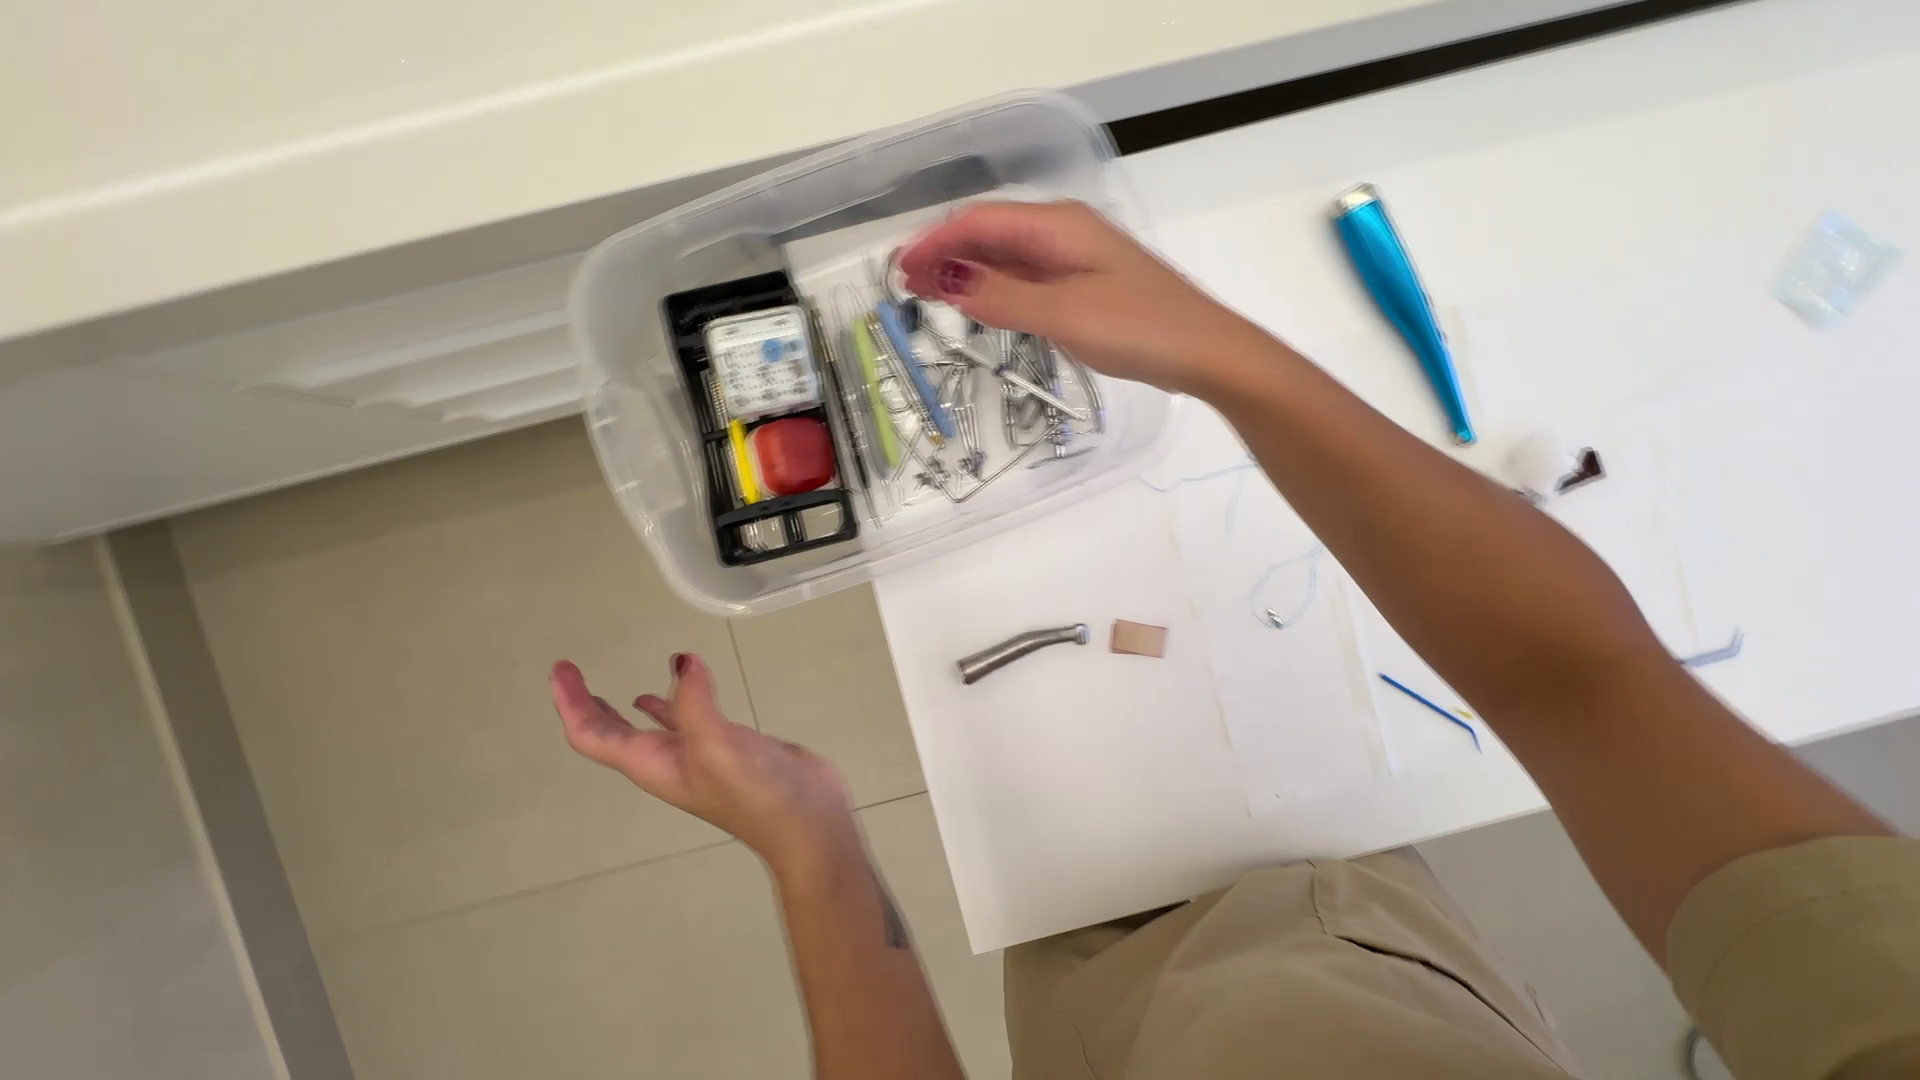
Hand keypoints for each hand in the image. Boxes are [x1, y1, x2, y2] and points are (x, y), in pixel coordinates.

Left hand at [550, 654, 859, 877]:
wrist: (805, 822)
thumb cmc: (753, 790)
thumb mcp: (715, 743)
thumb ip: (694, 700)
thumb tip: (682, 660)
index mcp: (652, 765)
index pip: (594, 735)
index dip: (571, 703)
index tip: (561, 668)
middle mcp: (666, 762)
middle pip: (611, 735)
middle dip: (586, 705)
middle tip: (572, 672)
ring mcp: (697, 757)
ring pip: (646, 729)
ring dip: (622, 709)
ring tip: (607, 687)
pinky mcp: (727, 748)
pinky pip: (685, 721)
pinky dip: (672, 704)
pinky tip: (675, 688)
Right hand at [896, 200, 1255, 393]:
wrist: (1204, 352)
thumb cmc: (1138, 328)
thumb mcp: (1063, 314)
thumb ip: (1003, 297)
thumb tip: (949, 282)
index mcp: (1058, 227)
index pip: (980, 223)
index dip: (936, 242)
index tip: (900, 268)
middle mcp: (1063, 234)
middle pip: (990, 235)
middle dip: (945, 254)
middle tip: (906, 285)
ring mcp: (1075, 260)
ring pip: (1007, 258)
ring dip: (966, 272)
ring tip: (928, 294)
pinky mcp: (1085, 286)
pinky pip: (1026, 279)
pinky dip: (995, 289)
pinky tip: (979, 304)